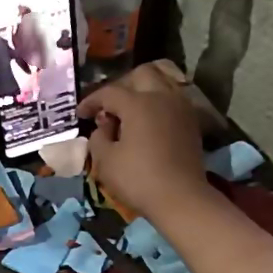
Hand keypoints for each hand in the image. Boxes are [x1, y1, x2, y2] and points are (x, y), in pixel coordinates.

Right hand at [78, 61, 207, 218]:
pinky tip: (150, 122)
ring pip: (163, 81)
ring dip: (144, 90)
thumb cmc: (138, 180)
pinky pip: (174, 99)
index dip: (91, 101)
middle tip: (110, 107)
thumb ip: (98, 138)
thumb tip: (103, 127)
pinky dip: (159, 103)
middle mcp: (162, 96)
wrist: (181, 198)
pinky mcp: (192, 122)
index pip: (109, 92)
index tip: (81, 114)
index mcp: (138, 103)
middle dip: (122, 86)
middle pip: (141, 74)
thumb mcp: (106, 162)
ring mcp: (181, 107)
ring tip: (132, 111)